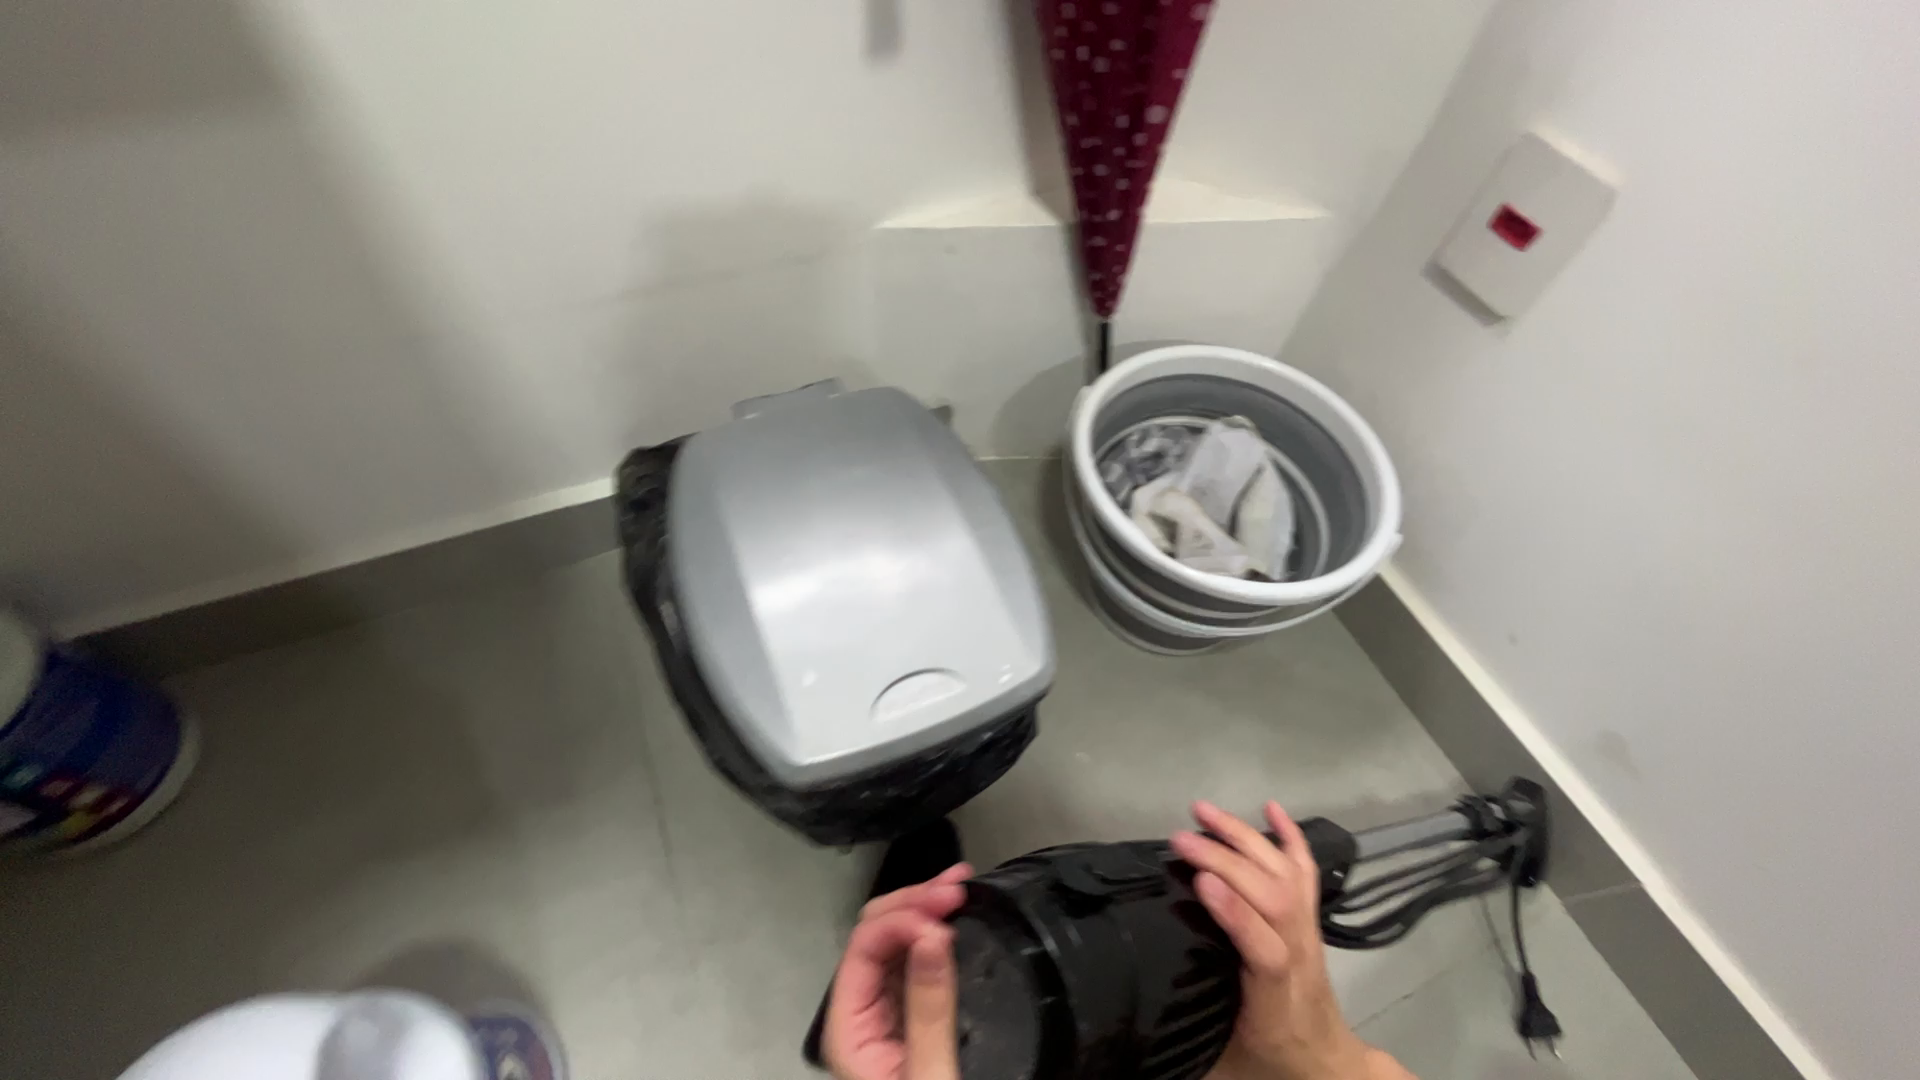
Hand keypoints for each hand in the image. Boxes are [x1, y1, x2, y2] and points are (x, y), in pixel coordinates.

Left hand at [822, 864, 971, 1079]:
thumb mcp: (930, 1076)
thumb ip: (928, 1009)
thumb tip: (931, 935)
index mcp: (850, 1029)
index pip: (864, 948)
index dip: (902, 917)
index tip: (947, 909)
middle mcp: (860, 1014)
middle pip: (875, 935)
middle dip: (914, 901)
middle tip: (959, 886)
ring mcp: (884, 1014)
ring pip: (894, 941)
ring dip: (925, 906)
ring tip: (960, 884)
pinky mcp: (907, 1019)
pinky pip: (913, 961)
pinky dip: (933, 930)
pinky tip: (953, 915)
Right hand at [1173, 802, 1386, 1079]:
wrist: (1329, 1069)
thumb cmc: (1271, 1065)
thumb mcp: (1227, 1066)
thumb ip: (1190, 1041)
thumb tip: (1138, 1018)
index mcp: (1276, 1005)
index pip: (1267, 952)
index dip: (1237, 914)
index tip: (1200, 882)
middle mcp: (1300, 960)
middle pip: (1274, 899)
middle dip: (1228, 861)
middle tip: (1180, 839)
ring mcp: (1309, 936)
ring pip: (1286, 876)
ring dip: (1244, 837)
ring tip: (1203, 812)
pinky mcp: (1310, 922)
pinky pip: (1305, 874)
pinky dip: (1289, 835)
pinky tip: (1270, 807)